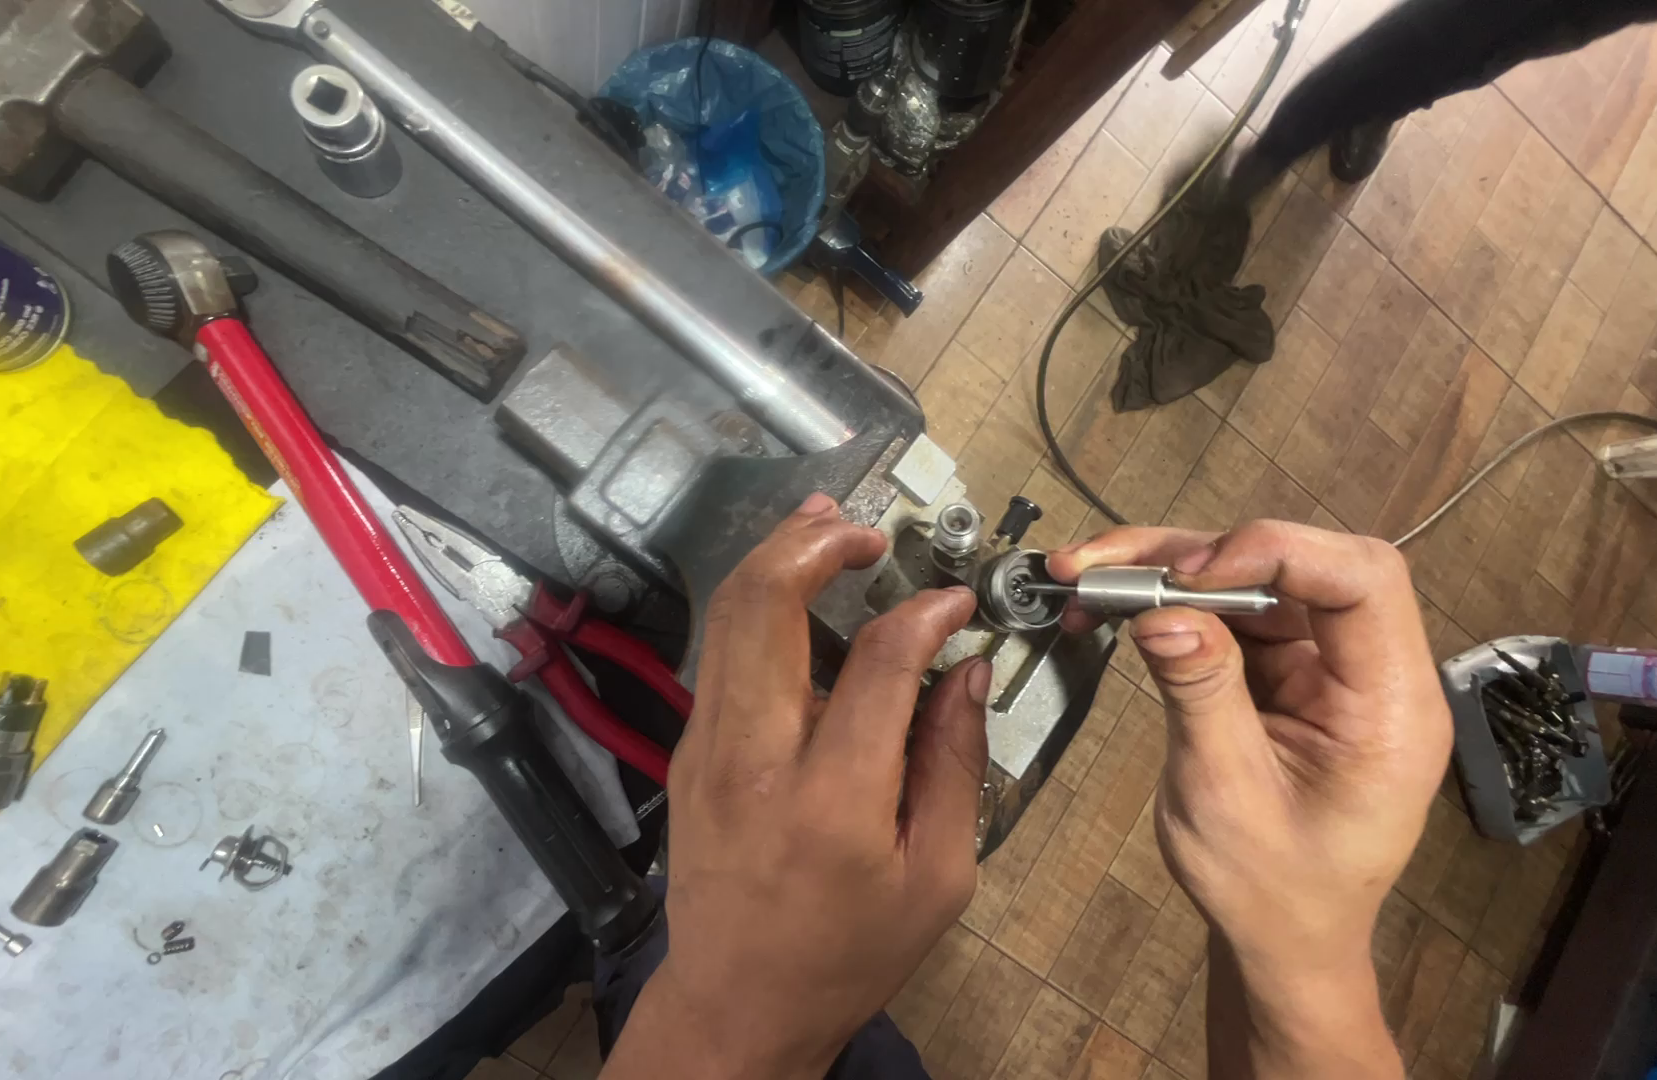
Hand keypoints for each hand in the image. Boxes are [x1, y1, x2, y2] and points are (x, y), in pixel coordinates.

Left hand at [604, 494, 991, 1079]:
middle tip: (864, 530)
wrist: (734, 1000)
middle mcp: (754, 754)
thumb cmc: (848, 950)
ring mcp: (707, 743)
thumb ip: (955, 761)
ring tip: (821, 521)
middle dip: (815, 547)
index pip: (881, 663)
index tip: (956, 599)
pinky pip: (721, 648)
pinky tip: (787, 580)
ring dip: (774, 554)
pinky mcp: (690, 744)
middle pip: (767, 608)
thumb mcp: (938, 877)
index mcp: (831, 797)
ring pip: (729, 614)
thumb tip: (966, 668)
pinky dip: (754, 598)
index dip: (926, 613)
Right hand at [1050, 521, 1451, 1076]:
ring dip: (1156, 570)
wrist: (1275, 929)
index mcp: (1385, 701)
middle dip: (1188, 553)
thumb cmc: (1267, 882)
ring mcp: (1310, 663)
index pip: (1360, 580)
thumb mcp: (1224, 791)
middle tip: (1098, 566)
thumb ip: (1200, 693)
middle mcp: (1355, 665)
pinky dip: (1154, 602)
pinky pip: (1213, 612)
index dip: (1274, 554)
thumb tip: (1158, 613)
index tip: (1182, 578)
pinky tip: (1100, 609)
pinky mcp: (1269, 668)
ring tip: (1080, 576)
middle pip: (1288, 565)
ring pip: (1239, 579)